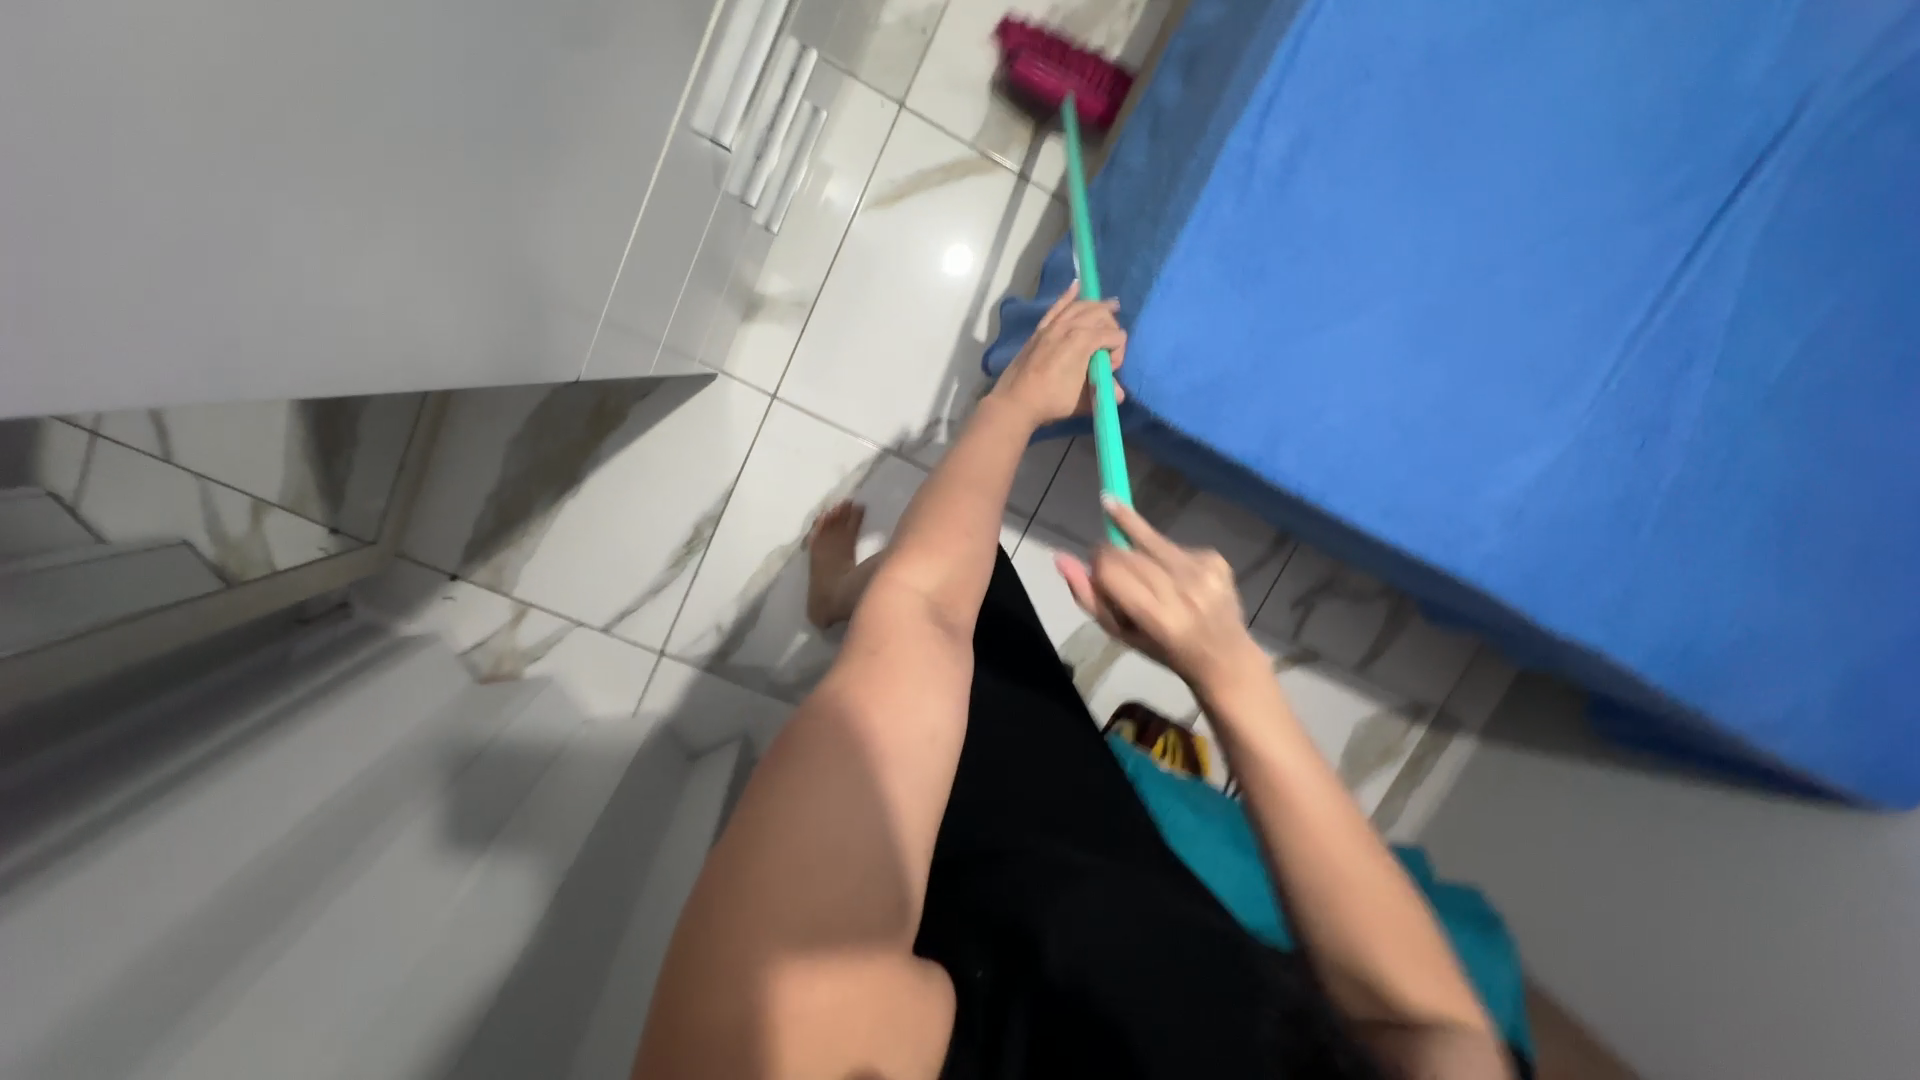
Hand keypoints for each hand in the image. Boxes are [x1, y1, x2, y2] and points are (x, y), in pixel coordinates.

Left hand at [988, 282, 1125, 428]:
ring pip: (1081, 306)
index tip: (1108, 370)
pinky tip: (1076, 286)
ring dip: (1097, 305)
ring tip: (1111, 306)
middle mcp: (1070, 326)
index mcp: (1084, 341)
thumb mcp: (1084, 401)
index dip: (1118, 353)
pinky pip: (1057, 306)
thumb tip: (1119, 394)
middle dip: (1112, 327)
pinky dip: (1068, 295)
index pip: (1115, 336)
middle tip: (1110, 346)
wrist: (1016, 401)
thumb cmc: (1052, 401)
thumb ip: (1103, 392)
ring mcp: (1053, 325)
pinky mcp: (1041, 329)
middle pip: (1101, 315)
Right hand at [1055, 498, 1262, 689]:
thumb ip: (1087, 596)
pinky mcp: (1216, 559)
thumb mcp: (1120, 633)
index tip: (1097, 567)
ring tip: (1127, 536)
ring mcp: (1203, 572)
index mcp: (1157, 617)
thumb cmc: (1162, 649)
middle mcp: (1182, 590)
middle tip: (1115, 567)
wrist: (1223, 655)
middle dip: (1114, 554)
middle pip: (1128, 552)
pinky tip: (1173, 573)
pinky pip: (1175, 545)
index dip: (1097, 561)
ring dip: (1136, 544)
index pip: (1111, 568)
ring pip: (1151, 539)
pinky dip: (1167, 555)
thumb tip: (1060, 558)